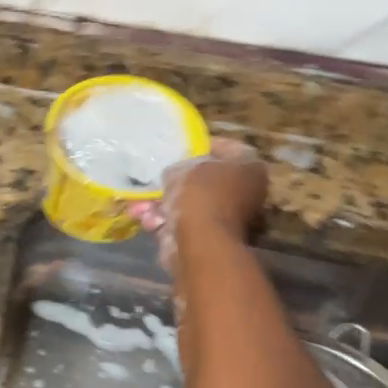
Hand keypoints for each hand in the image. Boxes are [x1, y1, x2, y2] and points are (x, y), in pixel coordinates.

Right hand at [127, 138, 267, 270]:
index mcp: (248, 166)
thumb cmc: (200, 195)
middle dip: (172, 181)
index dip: (198, 146)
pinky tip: (147, 221)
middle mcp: (241, 190)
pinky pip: (178, 222)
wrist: (200, 242)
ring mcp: (222, 216)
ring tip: (138, 205)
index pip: (224, 147)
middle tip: (151, 178)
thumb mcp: (184, 167)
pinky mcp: (204, 237)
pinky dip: (162, 221)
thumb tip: (173, 174)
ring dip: (160, 203)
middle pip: (202, 178)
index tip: (176, 148)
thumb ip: (178, 165)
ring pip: (185, 203)